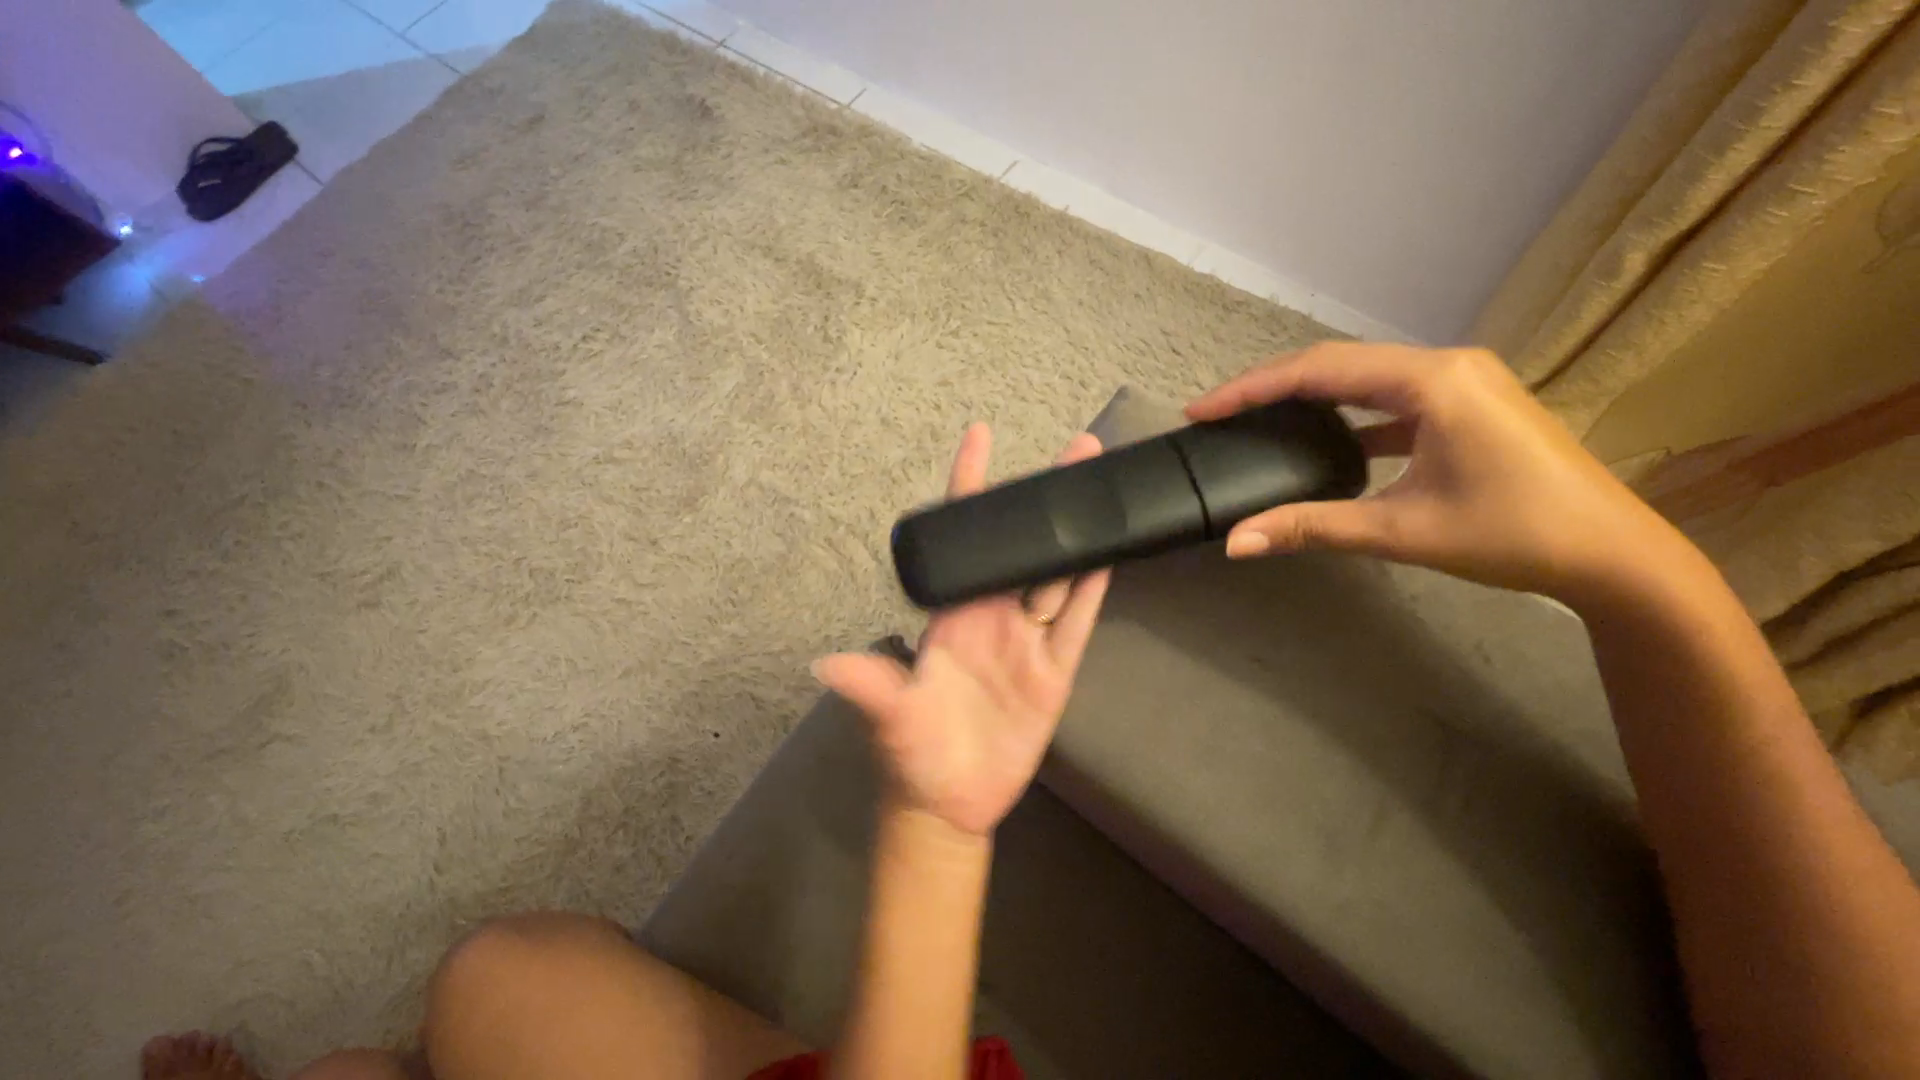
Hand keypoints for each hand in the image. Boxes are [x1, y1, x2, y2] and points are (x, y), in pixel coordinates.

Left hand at [814, 425, 1111, 837]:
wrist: (950, 802)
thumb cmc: (914, 754)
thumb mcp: (891, 717)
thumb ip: (870, 686)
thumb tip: (824, 662)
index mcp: (952, 613)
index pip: (962, 538)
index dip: (969, 486)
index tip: (980, 436)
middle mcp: (992, 615)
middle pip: (1023, 545)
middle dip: (1044, 497)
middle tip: (1075, 448)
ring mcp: (1027, 640)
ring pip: (1058, 574)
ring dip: (1078, 531)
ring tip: (1101, 484)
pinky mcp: (1054, 670)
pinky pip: (1078, 621)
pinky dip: (1093, 587)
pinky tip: (1112, 552)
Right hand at [1186, 343, 1691, 605]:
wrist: (1614, 555)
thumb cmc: (1512, 536)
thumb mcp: (1401, 532)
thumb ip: (1312, 527)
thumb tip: (1234, 543)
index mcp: (1432, 380)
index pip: (1318, 371)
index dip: (1250, 389)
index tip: (1199, 411)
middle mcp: (1447, 364)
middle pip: (1337, 364)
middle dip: (1271, 388)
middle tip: (1216, 415)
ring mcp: (1464, 381)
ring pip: (1364, 378)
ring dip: (1308, 398)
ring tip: (1256, 420)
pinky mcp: (1471, 404)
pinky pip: (1392, 398)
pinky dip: (1349, 415)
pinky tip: (1323, 440)